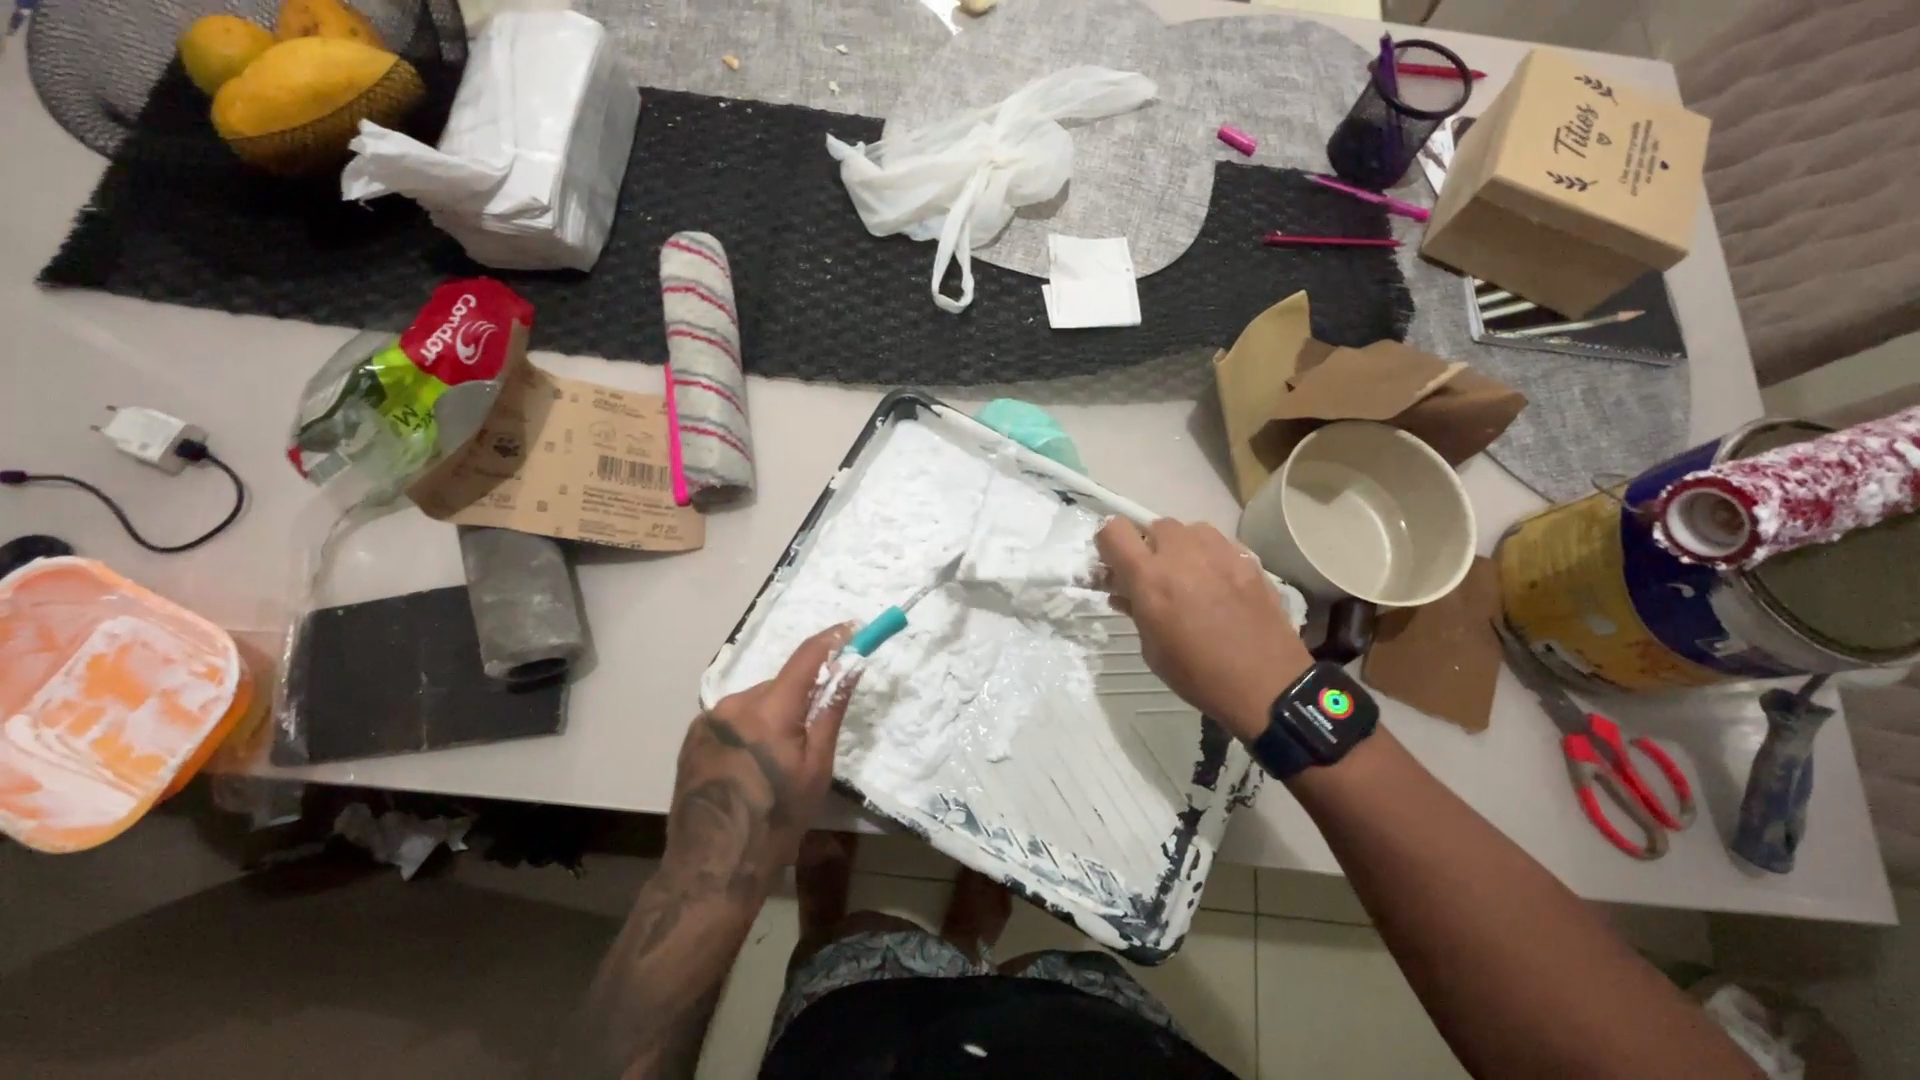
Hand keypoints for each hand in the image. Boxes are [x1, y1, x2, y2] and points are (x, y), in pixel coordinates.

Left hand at [662, 625, 859, 899]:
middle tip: (814, 731)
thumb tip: (850, 668)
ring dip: (773, 715)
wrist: (714, 864)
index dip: (831, 640)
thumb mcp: (816, 768)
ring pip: (755, 702)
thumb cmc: (777, 820)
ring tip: (779, 761)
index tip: (850, 629)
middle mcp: (734, 704)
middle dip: (800, 695)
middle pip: (779, 684)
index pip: (806, 658)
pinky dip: (750, 730)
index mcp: (769, 710)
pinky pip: (733, 719)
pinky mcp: (693, 737)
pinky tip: (752, 766)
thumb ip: (830, 712)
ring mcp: (708, 720)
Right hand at [1096, 518, 1311, 741]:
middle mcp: (1181, 553)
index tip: (1115, 566)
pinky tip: (1220, 585)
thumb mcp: (1151, 649)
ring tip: (1190, 578)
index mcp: (1149, 577)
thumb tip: (1126, 593)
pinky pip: (1220, 544)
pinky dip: (1211, 557)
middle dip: (1149, 547)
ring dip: (1182, 547)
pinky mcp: (1248, 559)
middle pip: (1154, 526)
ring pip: (1190, 529)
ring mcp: (1219, 551)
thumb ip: (1135, 610)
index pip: (1113, 530)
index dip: (1108, 545)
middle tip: (1156, 579)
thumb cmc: (1198, 674)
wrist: (1266, 684)